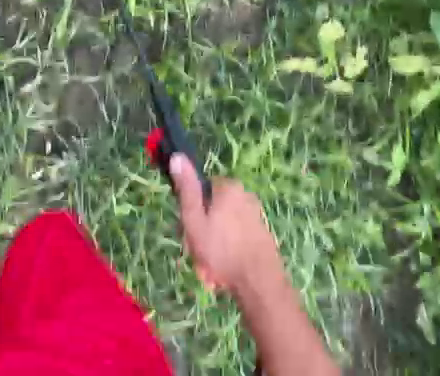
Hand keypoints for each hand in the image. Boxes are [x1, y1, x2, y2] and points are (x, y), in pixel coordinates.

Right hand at [169, 154, 285, 297]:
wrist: (260, 283)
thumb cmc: (222, 251)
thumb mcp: (195, 220)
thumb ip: (187, 189)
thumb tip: (178, 156)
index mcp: (228, 187)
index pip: (202, 190)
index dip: (193, 211)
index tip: (190, 231)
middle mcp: (245, 194)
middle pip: (214, 208)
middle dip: (204, 230)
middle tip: (199, 253)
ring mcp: (256, 214)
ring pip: (224, 225)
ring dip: (215, 244)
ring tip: (211, 268)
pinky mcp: (262, 233)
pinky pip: (237, 237)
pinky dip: (229, 250)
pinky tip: (226, 269)